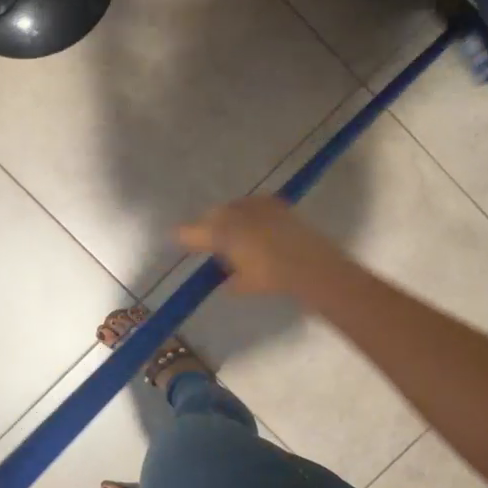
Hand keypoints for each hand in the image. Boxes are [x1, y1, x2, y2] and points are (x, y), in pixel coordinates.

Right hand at [176, 197, 346, 295]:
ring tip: (235, 235)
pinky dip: (250, 215)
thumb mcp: (244, 284)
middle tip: (211, 242)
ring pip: (233, 209)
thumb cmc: (272, 276)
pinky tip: (257, 228)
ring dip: (230, 219)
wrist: (312, 263)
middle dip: (209, 227)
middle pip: (213, 216)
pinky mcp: (276, 204)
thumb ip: (230, 280)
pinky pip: (254, 206)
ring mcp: (256, 205)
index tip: (175, 238)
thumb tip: (228, 279)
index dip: (183, 236)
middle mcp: (234, 213)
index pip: (192, 232)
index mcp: (220, 232)